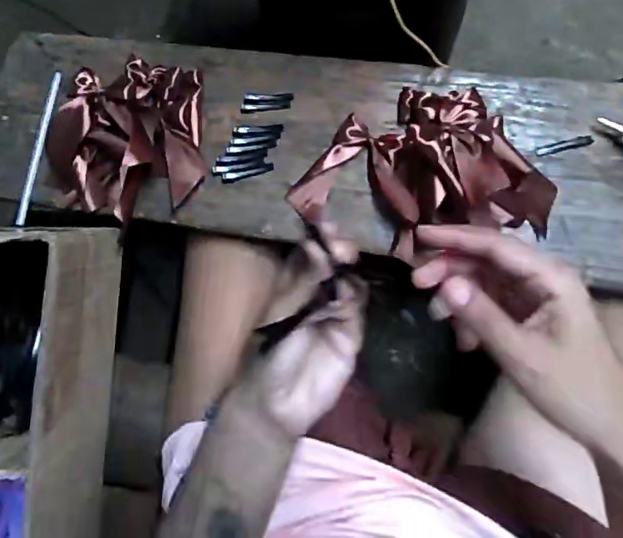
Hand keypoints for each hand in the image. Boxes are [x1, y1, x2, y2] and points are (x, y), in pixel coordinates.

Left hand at [232, 224, 364, 439]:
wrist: (273, 399)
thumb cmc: (267, 349)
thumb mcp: (281, 308)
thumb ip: (302, 279)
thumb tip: (314, 243)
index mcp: (301, 283)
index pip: (317, 251)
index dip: (322, 236)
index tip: (321, 222)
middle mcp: (323, 293)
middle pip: (339, 263)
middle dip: (339, 245)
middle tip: (334, 237)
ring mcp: (339, 314)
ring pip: (352, 281)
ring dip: (346, 266)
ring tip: (338, 254)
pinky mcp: (350, 337)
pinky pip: (355, 310)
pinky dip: (350, 295)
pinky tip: (342, 289)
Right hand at [410, 224, 622, 456]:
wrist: (617, 435)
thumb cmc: (575, 391)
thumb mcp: (523, 356)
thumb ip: (482, 316)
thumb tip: (444, 283)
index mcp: (550, 276)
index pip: (494, 243)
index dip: (454, 236)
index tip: (418, 234)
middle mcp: (544, 276)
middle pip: (487, 258)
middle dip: (451, 267)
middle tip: (417, 282)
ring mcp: (538, 294)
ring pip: (487, 278)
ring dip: (460, 293)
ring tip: (437, 316)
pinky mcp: (532, 313)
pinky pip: (494, 300)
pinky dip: (474, 313)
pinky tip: (463, 338)